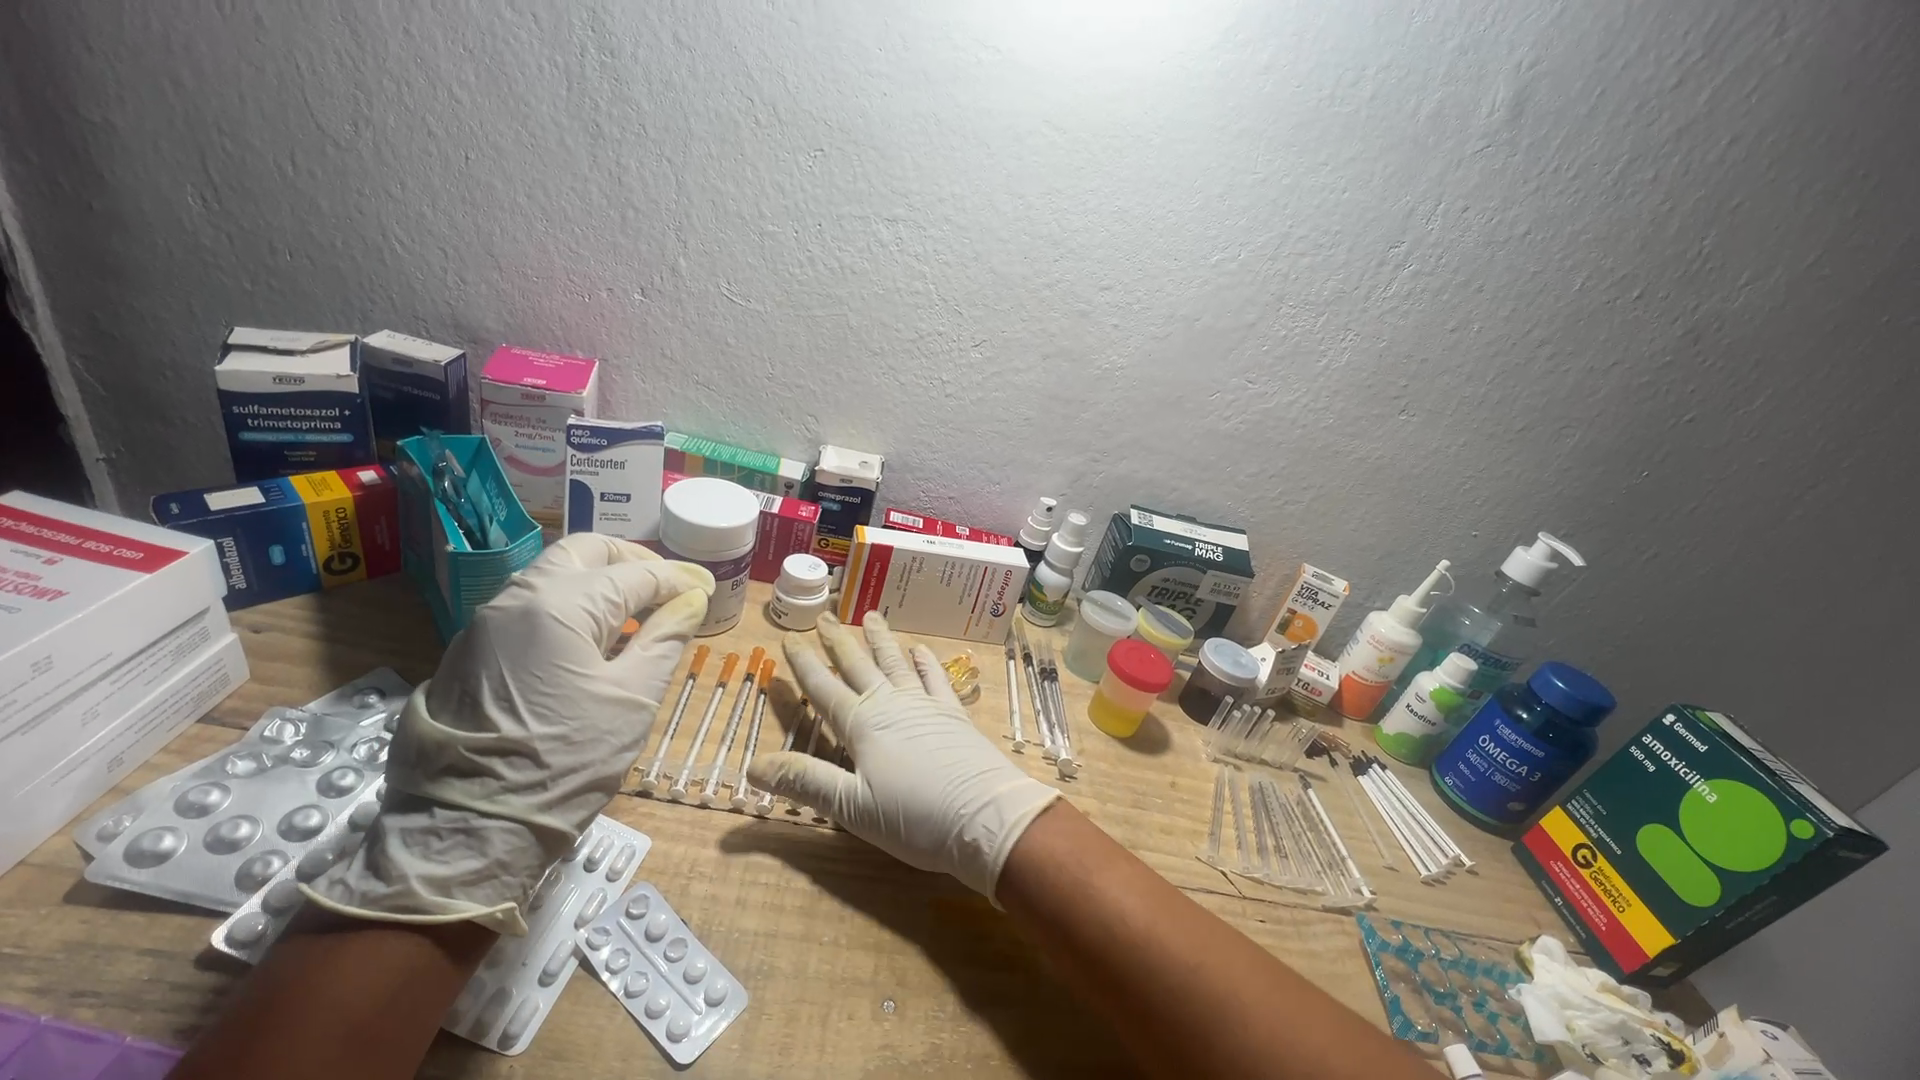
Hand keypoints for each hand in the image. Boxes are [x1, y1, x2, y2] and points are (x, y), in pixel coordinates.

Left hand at [304, 534, 713, 933]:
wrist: (469, 827)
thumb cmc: (564, 761)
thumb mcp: (632, 700)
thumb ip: (665, 639)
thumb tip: (690, 601)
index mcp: (558, 606)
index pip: (632, 573)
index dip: (676, 579)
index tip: (704, 590)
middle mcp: (515, 599)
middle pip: (582, 552)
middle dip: (630, 562)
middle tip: (666, 589)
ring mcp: (485, 624)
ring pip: (550, 576)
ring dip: (596, 583)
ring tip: (634, 616)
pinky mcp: (470, 652)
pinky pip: (527, 607)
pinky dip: (567, 608)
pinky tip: (590, 642)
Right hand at [747, 613, 1059, 900]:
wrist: (987, 817)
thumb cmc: (915, 818)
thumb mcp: (852, 808)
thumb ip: (805, 781)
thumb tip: (752, 765)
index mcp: (862, 726)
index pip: (824, 689)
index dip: (804, 665)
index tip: (789, 639)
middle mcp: (891, 705)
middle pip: (859, 666)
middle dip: (839, 641)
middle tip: (825, 616)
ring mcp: (926, 706)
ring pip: (896, 663)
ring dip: (881, 640)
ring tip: (870, 615)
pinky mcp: (954, 715)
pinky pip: (935, 678)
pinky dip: (924, 662)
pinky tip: (919, 650)